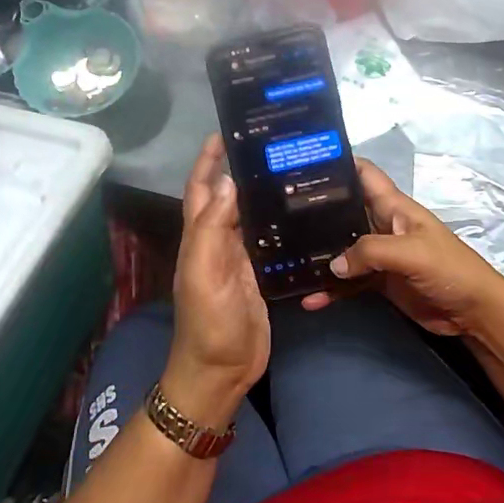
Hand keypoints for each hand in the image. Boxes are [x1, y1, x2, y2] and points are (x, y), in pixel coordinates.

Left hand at [163, 135, 269, 427]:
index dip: (208, 159)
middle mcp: (219, 241)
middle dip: (240, 167)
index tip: (226, 131)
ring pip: (250, 215)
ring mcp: (241, 258)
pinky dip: (281, 222)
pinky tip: (304, 212)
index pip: (203, 188)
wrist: (221, 371)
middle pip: (228, 196)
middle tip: (272, 145)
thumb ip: (213, 228)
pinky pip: (270, 240)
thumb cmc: (209, 322)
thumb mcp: (205, 272)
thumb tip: (229, 180)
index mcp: (200, 236)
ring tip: (292, 169)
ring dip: (263, 192)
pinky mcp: (261, 274)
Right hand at [303, 159, 503, 336]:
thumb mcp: (411, 252)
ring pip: (342, 249)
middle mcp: (383, 225)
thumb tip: (333, 265)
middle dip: (315, 213)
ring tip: (285, 262)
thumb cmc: (449, 270)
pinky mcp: (380, 281)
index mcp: (394, 207)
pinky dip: (331, 289)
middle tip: (277, 217)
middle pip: (344, 211)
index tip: (303, 164)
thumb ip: (370, 252)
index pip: (364, 174)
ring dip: (319, 256)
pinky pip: (349, 281)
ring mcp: (381, 254)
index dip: (338, 164)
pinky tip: (310, 300)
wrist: (473, 312)